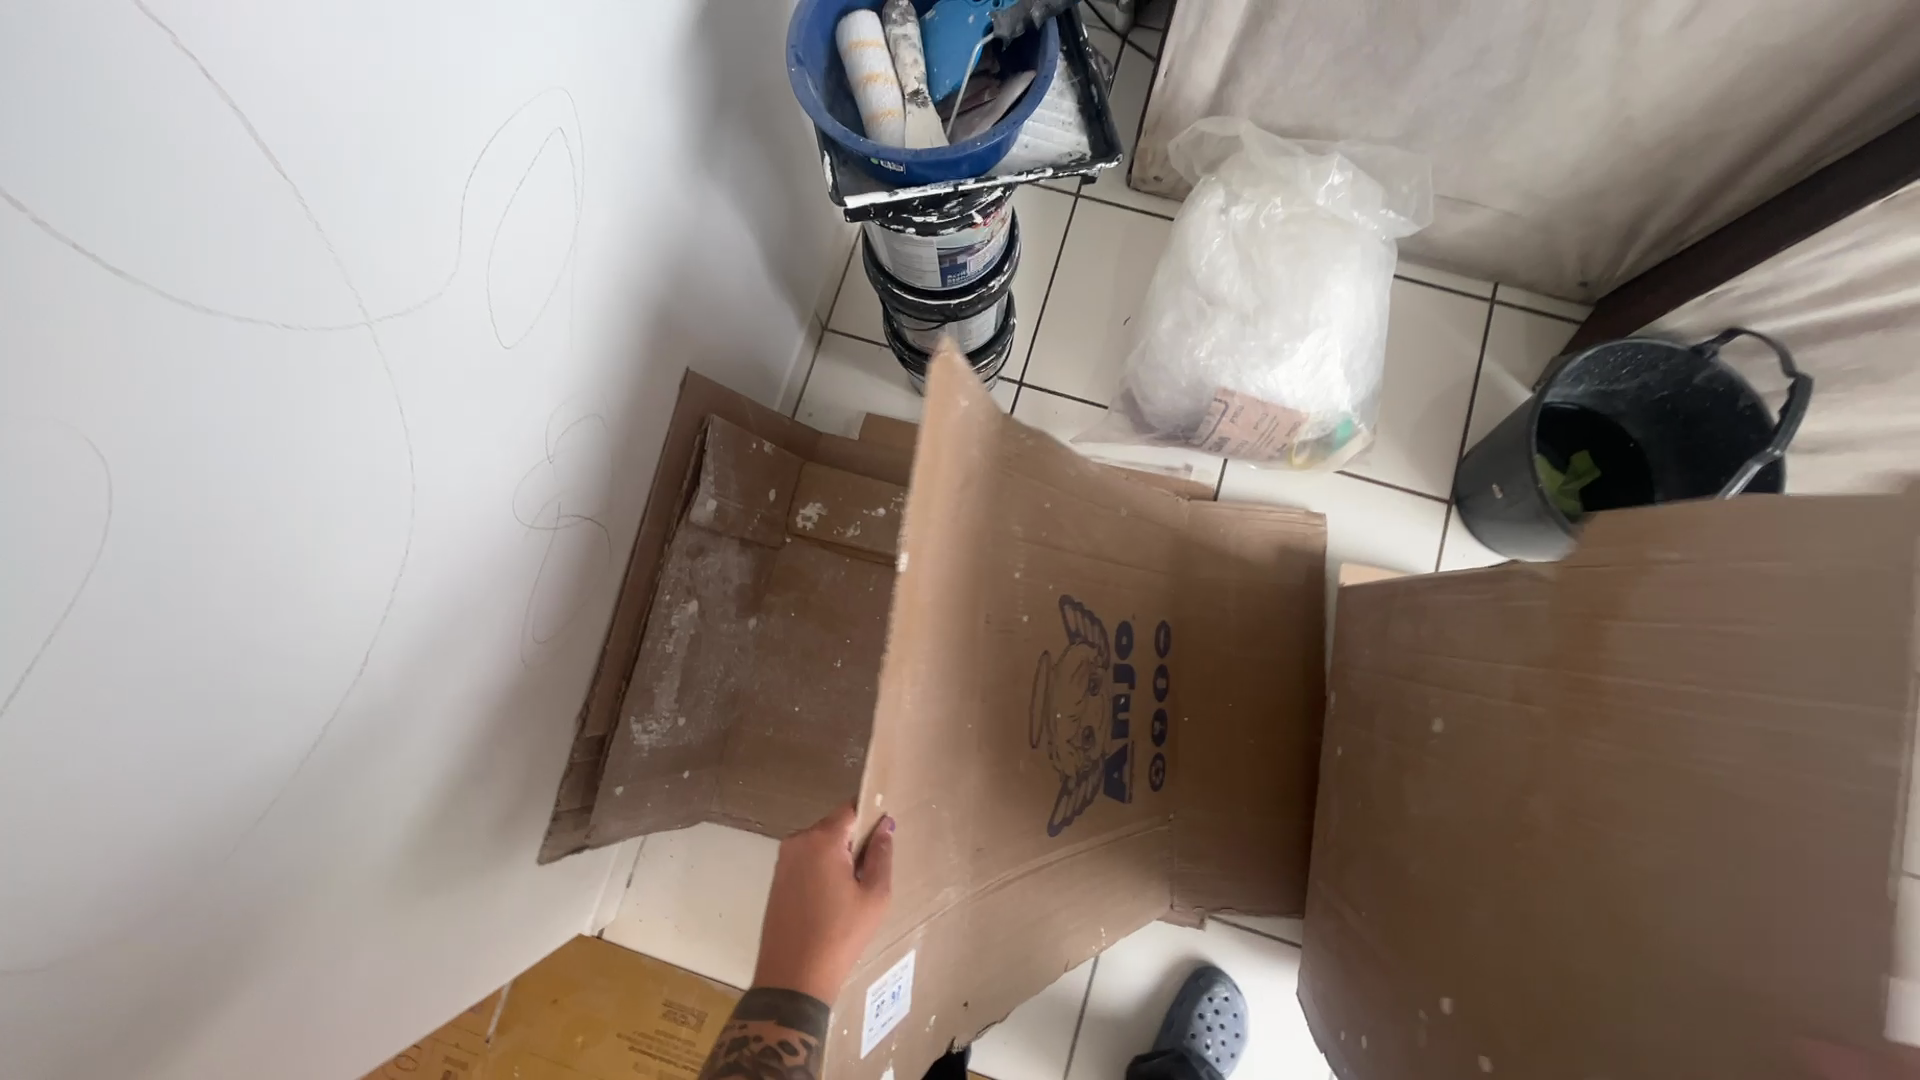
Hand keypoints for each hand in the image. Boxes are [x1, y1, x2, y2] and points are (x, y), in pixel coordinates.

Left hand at [751, 802, 894, 1002]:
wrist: (793, 979)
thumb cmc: (840, 935)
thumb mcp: (874, 896)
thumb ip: (881, 854)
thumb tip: (884, 826)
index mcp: (822, 839)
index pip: (852, 808)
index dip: (871, 817)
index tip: (884, 836)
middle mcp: (798, 841)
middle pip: (835, 825)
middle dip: (854, 841)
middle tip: (869, 872)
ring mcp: (783, 860)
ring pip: (821, 844)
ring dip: (838, 856)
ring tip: (850, 891)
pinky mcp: (777, 879)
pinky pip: (807, 860)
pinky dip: (822, 870)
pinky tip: (831, 900)